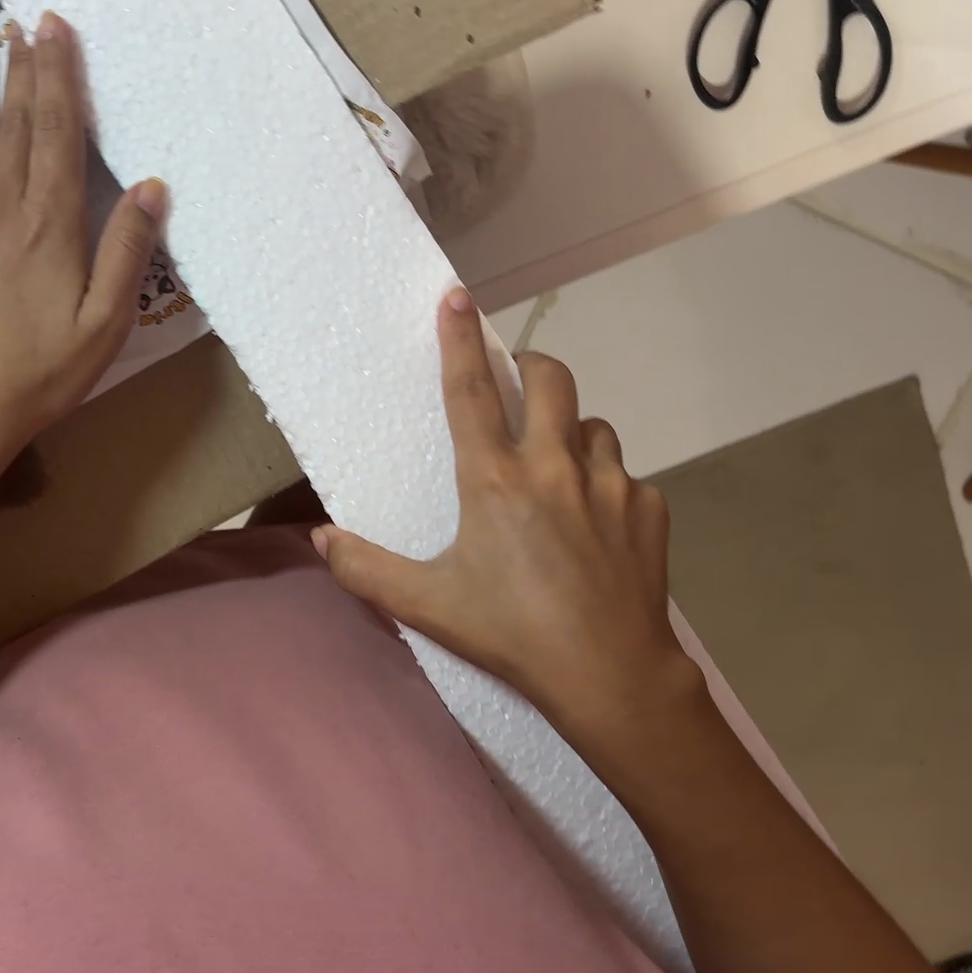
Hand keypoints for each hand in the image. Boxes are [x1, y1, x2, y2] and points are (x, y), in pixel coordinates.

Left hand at [0, 14, 165, 472]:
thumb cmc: (40, 374)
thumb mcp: (104, 324)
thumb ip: (126, 253)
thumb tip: (152, 188)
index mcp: (48, 223)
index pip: (55, 132)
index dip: (57, 76)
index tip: (55, 28)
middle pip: (13, 124)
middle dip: (21, 70)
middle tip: (24, 23)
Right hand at [312, 289, 700, 749]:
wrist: (610, 675)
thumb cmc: (507, 633)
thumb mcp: (424, 604)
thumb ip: (364, 568)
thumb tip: (321, 537)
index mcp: (495, 481)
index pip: (470, 393)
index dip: (458, 341)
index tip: (456, 297)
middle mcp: (555, 468)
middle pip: (552, 380)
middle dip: (531, 364)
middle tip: (515, 382)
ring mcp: (613, 486)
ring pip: (594, 426)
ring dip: (569, 430)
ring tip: (552, 464)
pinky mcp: (650, 512)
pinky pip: (626, 476)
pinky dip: (603, 482)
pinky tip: (592, 523)